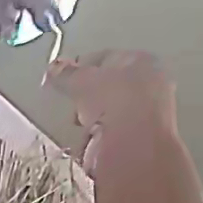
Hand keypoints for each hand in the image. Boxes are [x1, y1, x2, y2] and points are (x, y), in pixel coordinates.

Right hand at [45, 48, 176, 139]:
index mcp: (141, 61)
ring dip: (90, 122)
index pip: (106, 58)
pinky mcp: (136, 141)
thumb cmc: (112, 102)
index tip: (60, 81)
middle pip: (107, 88)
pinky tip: (90, 144)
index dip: (81, 68)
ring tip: (83, 130)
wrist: (131, 145)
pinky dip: (96, 140)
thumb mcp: (83, 82)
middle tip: (74, 109)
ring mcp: (145, 114)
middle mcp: (150, 83)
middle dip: (86, 99)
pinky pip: (108, 136)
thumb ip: (66, 75)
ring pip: (106, 114)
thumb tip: (52, 68)